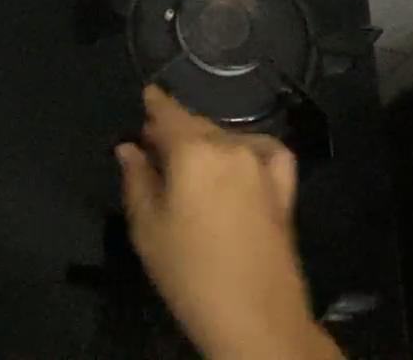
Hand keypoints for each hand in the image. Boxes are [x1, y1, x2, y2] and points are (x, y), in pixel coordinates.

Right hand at [116, 86, 341, 359]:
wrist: (256, 319)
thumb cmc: (190, 274)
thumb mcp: (148, 229)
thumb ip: (137, 180)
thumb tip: (128, 148)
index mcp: (192, 151)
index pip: (170, 114)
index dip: (156, 103)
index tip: (148, 94)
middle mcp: (229, 146)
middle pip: (197, 126)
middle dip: (175, 128)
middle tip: (155, 141)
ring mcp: (261, 164)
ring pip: (227, 137)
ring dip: (206, 140)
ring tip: (190, 158)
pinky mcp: (283, 187)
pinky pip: (268, 151)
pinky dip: (252, 146)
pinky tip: (242, 157)